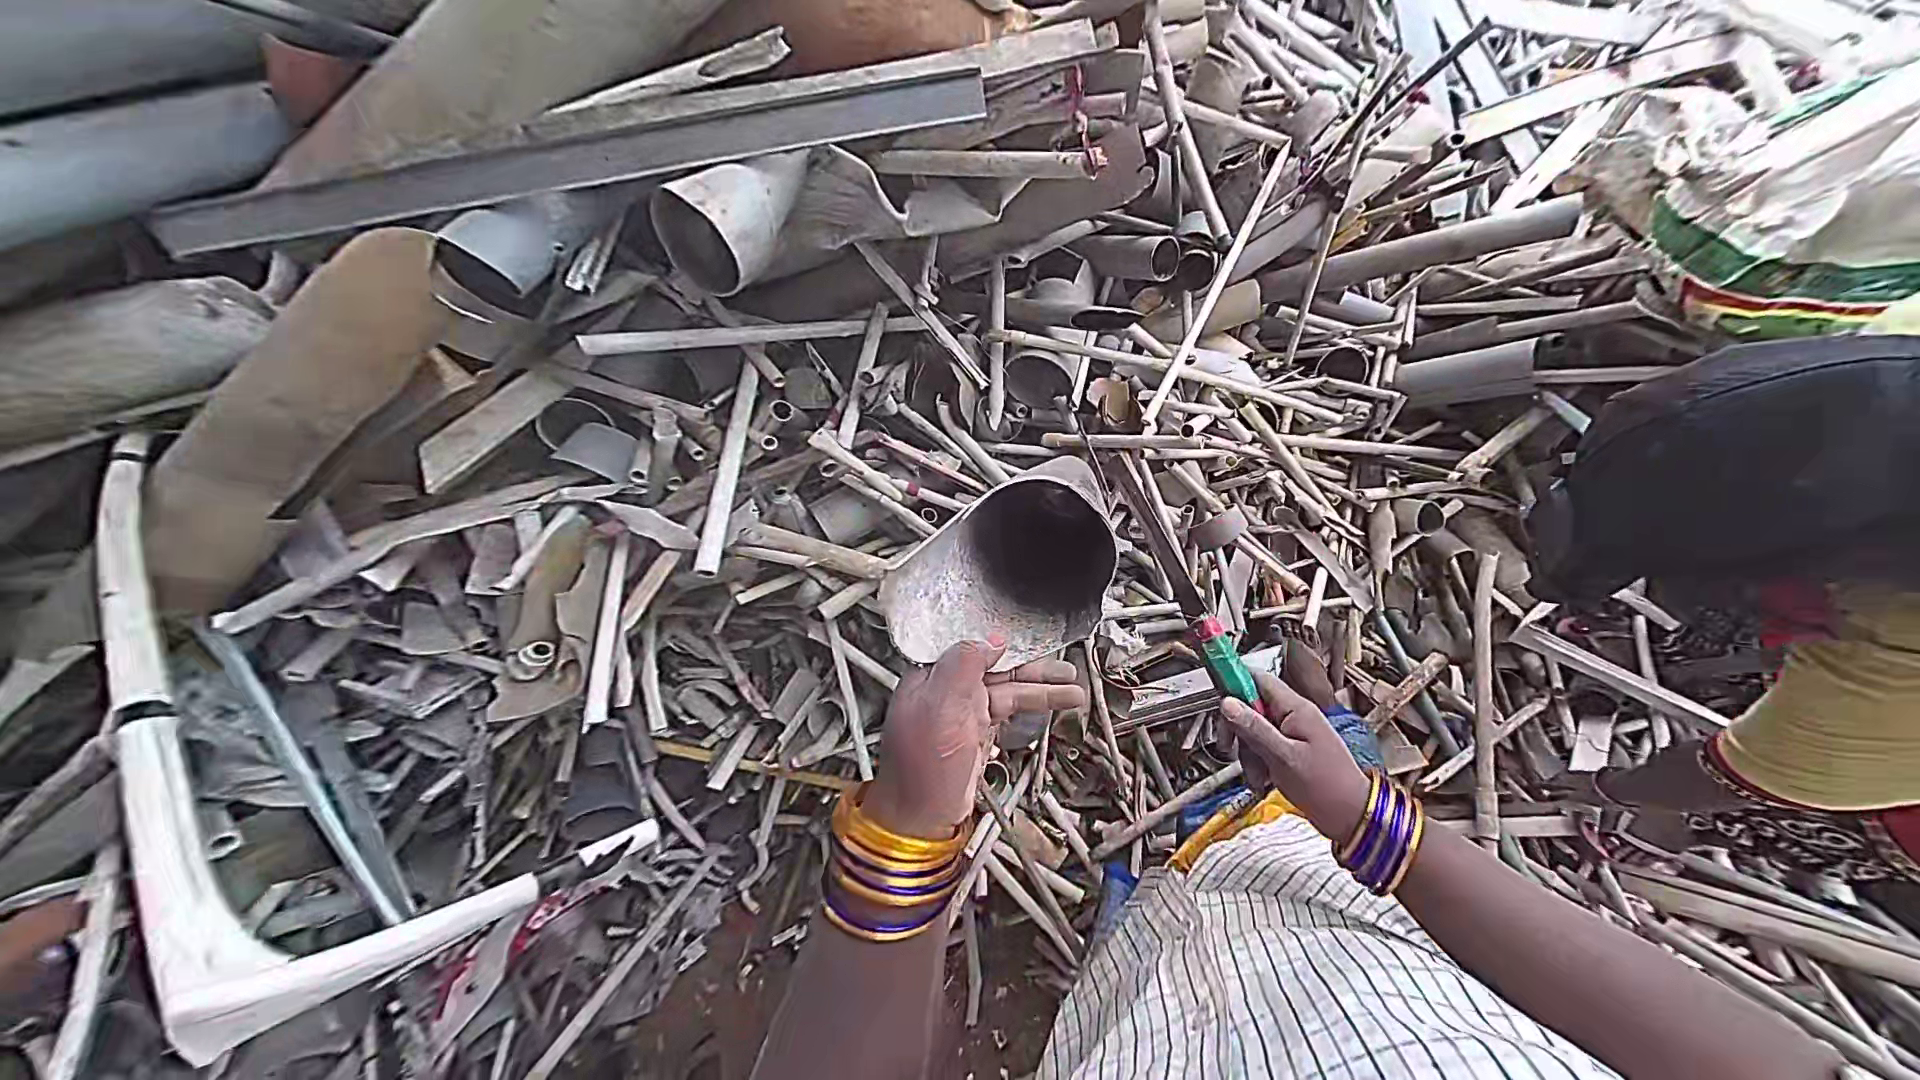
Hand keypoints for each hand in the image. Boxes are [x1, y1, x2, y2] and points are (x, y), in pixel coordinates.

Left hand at [864, 639, 1084, 838]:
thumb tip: (989, 641)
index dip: (1006, 642)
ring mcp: (964, 712)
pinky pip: (1009, 710)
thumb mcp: (940, 707)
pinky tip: (1050, 705)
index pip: (973, 645)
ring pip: (1009, 690)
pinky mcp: (977, 732)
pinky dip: (1033, 707)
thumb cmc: (919, 769)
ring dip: (1042, 688)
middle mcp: (949, 690)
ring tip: (1070, 687)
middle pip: (997, 667)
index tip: (1035, 641)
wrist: (920, 817)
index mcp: (932, 676)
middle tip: (1064, 667)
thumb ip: (963, 666)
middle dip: (1033, 667)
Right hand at [1219, 670, 1370, 841]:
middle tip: (1230, 746)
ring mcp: (1291, 732)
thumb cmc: (1328, 789)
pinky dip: (1256, 761)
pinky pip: (1261, 745)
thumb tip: (1227, 703)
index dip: (1234, 684)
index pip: (1257, 679)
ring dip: (1246, 751)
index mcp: (1296, 709)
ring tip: (1256, 772)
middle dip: (1237, 728)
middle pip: (1249, 706)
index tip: (1218, 699)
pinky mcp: (1289, 748)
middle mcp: (1293, 715)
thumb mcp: (1283, 757)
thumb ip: (1253, 728)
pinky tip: (1262, 777)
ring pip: (1252, 728)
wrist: (1353, 818)